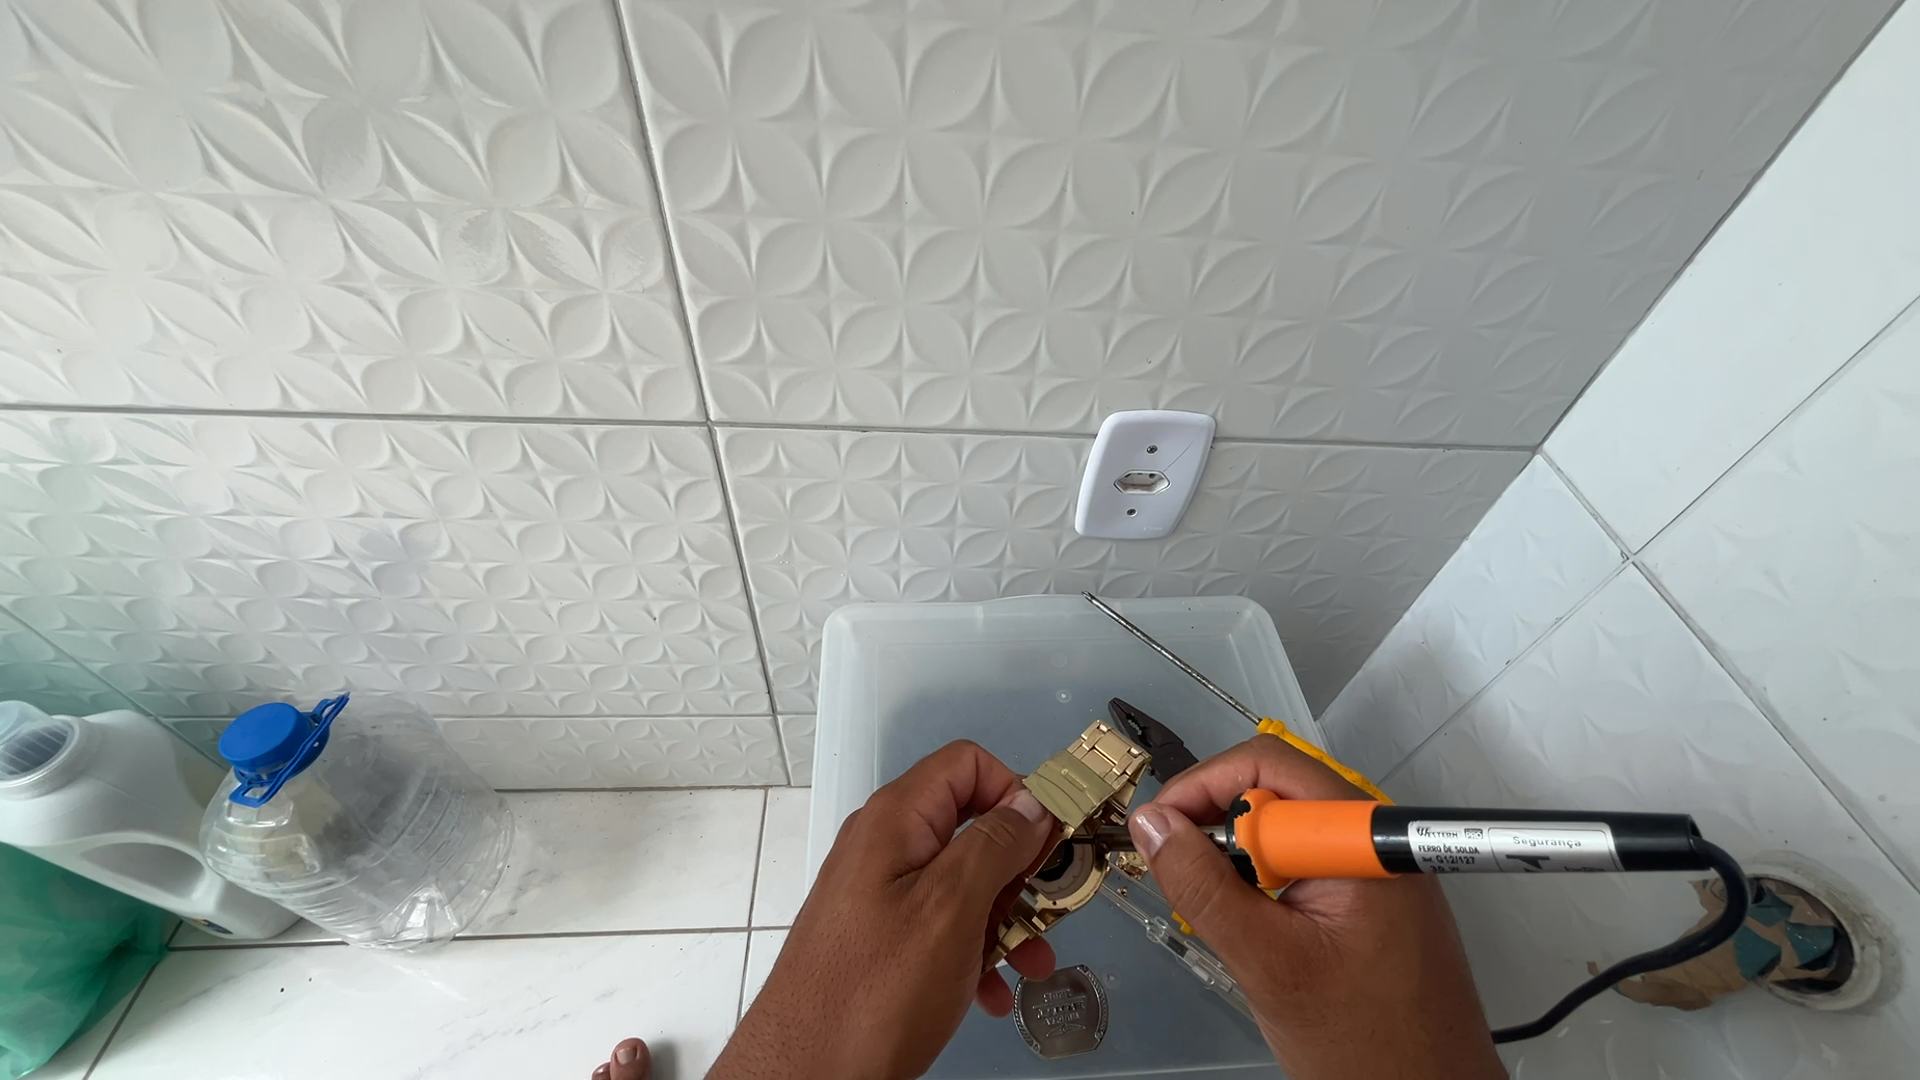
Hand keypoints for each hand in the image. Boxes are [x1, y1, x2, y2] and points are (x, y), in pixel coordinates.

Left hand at [711, 741, 1058, 1079]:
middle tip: (1048, 906)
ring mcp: (879, 888)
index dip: (1014, 791)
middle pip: (969, 822)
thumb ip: (996, 846)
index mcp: (897, 816)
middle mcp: (886, 841)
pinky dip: (972, 945)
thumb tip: (1033, 803)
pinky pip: (938, 919)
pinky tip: (992, 989)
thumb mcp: (951, 909)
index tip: (1046, 842)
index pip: (967, 763)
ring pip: (960, 878)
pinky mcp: (878, 931)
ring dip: (1003, 914)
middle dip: (1016, 864)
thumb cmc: (875, 989)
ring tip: (1031, 961)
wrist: (801, 1076)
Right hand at [1129, 736, 1504, 1079]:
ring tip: (1209, 898)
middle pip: (1271, 784)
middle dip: (1213, 816)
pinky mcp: (1369, 893)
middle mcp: (1369, 834)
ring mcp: (1372, 864)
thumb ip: (1204, 887)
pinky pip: (1299, 854)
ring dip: (1233, 849)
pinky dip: (1259, 873)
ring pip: (1280, 820)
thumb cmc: (1361, 1043)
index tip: (1158, 832)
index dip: (1202, 787)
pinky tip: (1248, 915)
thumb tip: (1148, 821)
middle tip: (1176, 866)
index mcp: (1358, 836)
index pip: (1265, 765)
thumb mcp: (1267, 963)